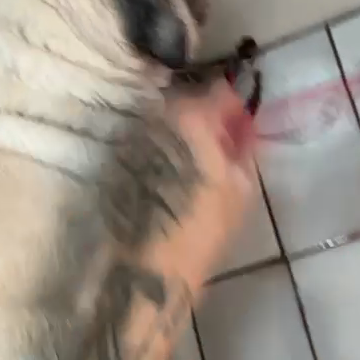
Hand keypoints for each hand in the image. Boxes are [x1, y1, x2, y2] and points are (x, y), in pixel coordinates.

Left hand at [140, 79, 259, 287]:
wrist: (149, 269)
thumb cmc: (203, 230)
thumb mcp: (241, 189)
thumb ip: (244, 149)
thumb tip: (243, 131)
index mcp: (190, 118)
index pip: (218, 90)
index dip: (233, 107)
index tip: (240, 128)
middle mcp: (155, 118)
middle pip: (187, 103)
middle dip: (205, 120)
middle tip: (220, 150)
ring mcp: (130, 138)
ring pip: (163, 125)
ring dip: (180, 137)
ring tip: (195, 168)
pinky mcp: (115, 162)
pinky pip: (145, 145)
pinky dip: (160, 154)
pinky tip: (170, 182)